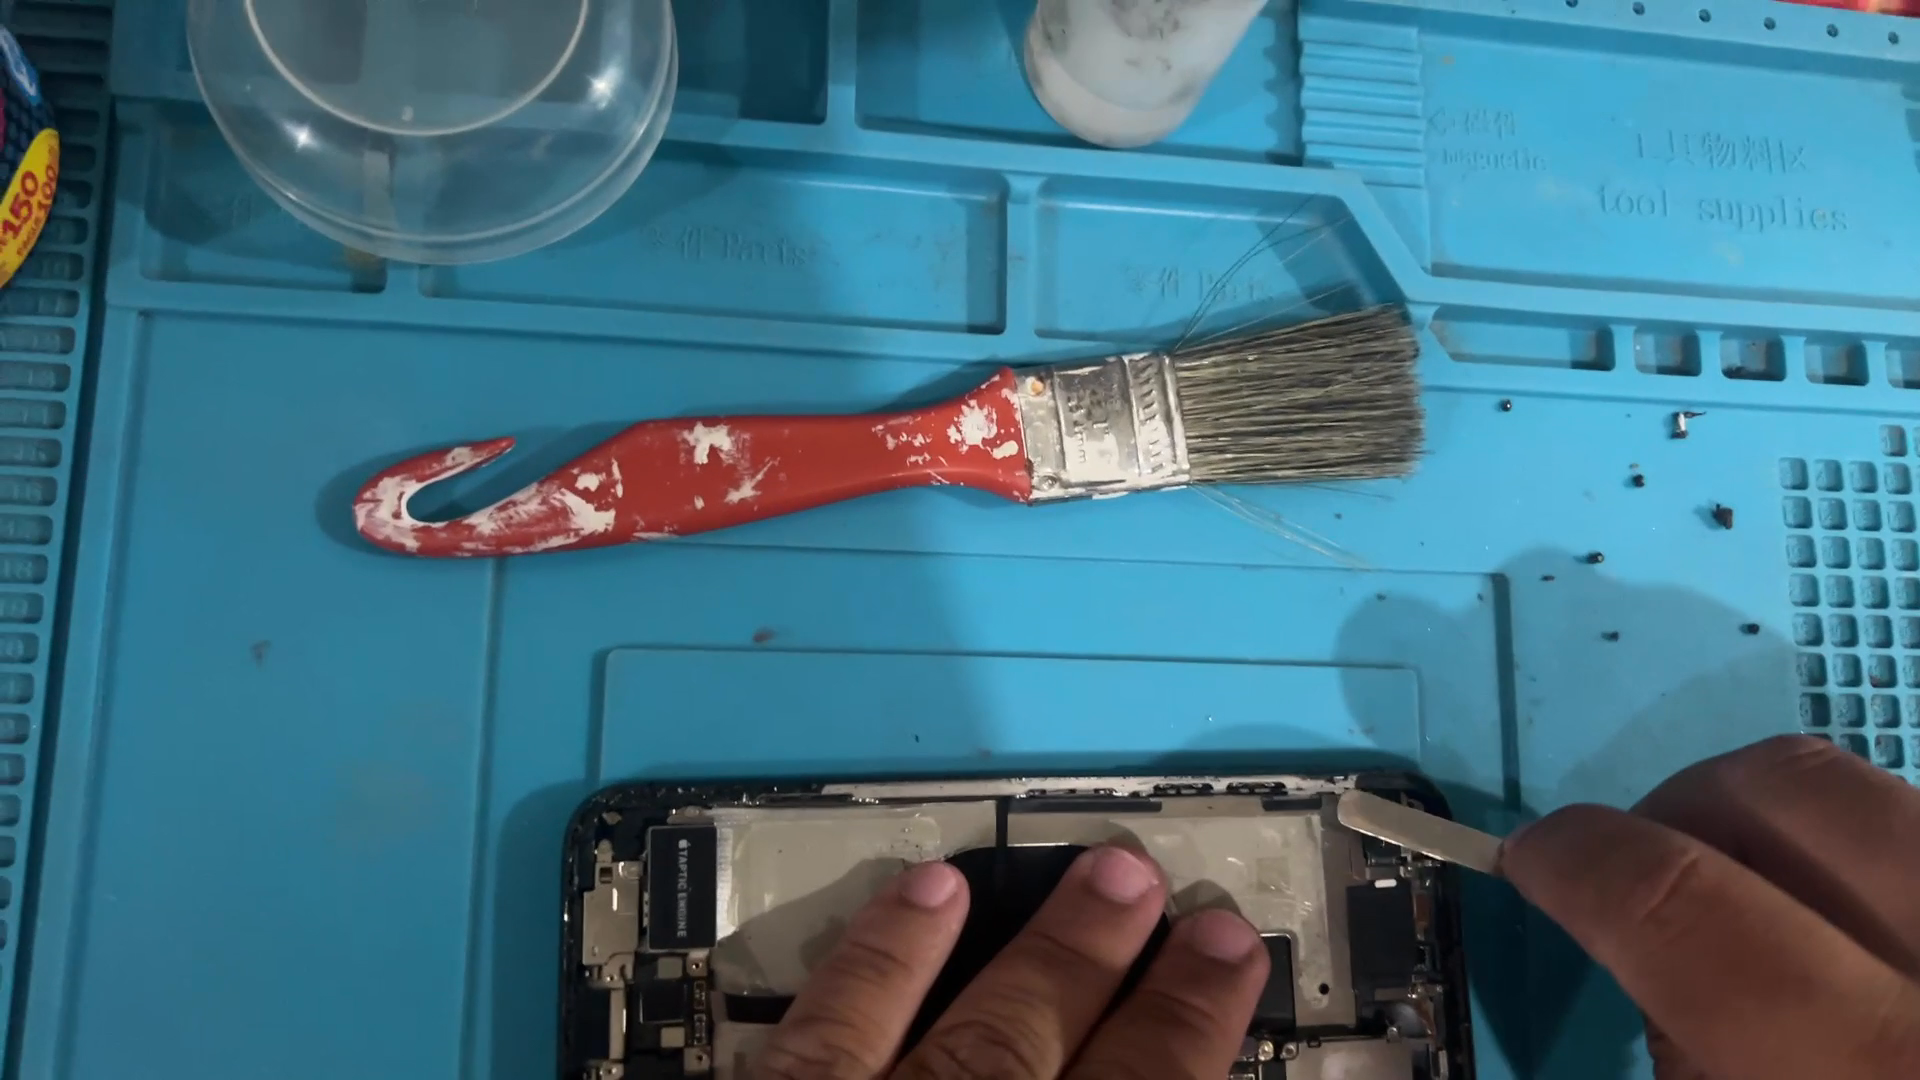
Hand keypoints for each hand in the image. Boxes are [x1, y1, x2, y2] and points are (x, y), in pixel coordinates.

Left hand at [750, 845, 1268, 1079]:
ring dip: (1040, 948)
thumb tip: (1149, 1055)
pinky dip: (886, 951)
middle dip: (1116, 967)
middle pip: (1048, 1048)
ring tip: (1101, 873)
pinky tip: (925, 888)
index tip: (1233, 958)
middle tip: (1163, 886)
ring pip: (966, 1030)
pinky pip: (825, 1029)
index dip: (1193, 1030)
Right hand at [1500, 735, 1919, 1079]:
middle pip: (1798, 789)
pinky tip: (1891, 947)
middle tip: (1663, 868)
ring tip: (1792, 914)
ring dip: (1794, 834)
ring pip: (1892, 796)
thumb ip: (1685, 1055)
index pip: (1674, 898)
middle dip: (1687, 804)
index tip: (1538, 861)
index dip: (1570, 854)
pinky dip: (1890, 873)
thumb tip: (1645, 960)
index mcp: (1876, 1069)